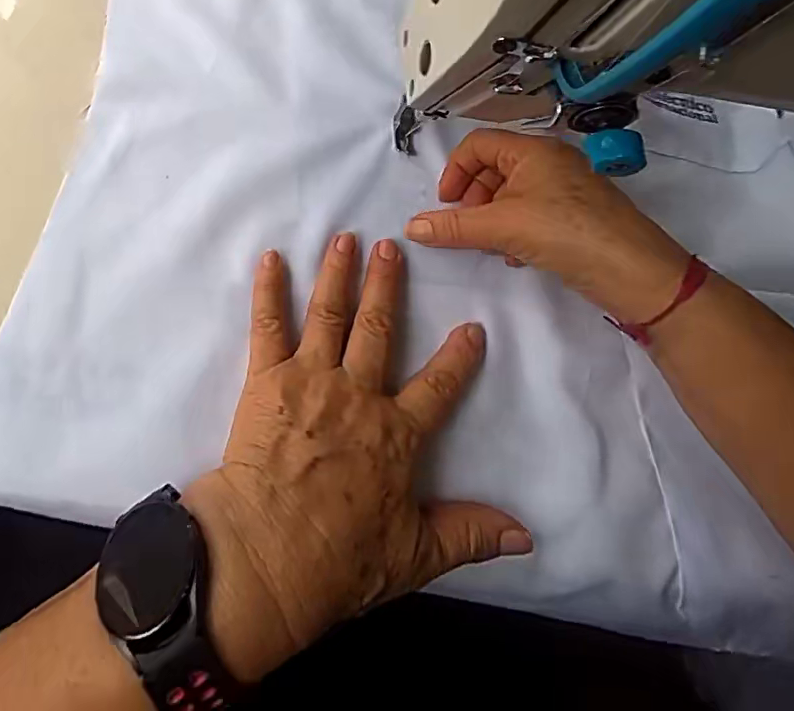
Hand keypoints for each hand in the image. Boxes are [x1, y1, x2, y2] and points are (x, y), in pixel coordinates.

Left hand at [180, 234, 531, 682]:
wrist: (271, 546)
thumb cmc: (342, 555)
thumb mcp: (416, 553)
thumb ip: (468, 534)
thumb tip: (526, 535)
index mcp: (397, 434)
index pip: (438, 388)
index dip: (458, 358)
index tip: (472, 327)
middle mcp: (358, 395)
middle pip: (378, 330)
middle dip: (387, 286)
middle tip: (391, 247)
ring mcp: (310, 380)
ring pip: (329, 315)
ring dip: (337, 274)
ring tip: (344, 239)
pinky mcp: (267, 378)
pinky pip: (268, 324)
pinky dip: (268, 289)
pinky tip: (270, 259)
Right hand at [402, 128, 693, 324]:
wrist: (638, 275)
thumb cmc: (567, 234)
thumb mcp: (499, 228)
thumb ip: (450, 226)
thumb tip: (411, 227)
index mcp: (533, 151)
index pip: (476, 144)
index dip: (454, 171)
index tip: (447, 203)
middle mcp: (550, 162)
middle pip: (490, 168)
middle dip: (472, 198)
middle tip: (467, 225)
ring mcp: (565, 188)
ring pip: (508, 193)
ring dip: (490, 217)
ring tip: (491, 243)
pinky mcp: (575, 214)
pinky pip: (529, 211)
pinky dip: (512, 228)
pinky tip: (515, 254)